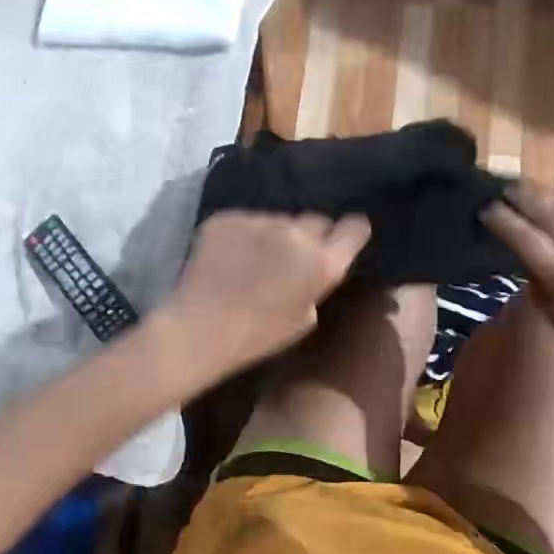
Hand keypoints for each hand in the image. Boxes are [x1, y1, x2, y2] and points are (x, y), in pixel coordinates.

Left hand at [162, 211, 370, 369]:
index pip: (354, 228)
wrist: (199, 328)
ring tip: (253, 261)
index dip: (350, 233)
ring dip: (273, 235)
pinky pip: (246, 221)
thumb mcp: (304, 319)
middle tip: (291, 259)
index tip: (342, 240)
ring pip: (277, 220)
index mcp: (321, 263)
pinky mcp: (227, 217)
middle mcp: (295, 232)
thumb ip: (317, 284)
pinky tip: (229, 257)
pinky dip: (242, 235)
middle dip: (310, 236)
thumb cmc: (257, 336)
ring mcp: (258, 219)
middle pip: (315, 219)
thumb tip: (312, 266)